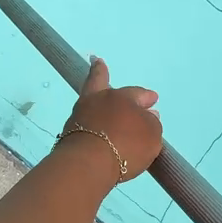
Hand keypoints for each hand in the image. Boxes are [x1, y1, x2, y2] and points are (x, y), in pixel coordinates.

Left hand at [59, 56, 163, 182]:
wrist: (89, 161)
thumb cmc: (126, 146)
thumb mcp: (151, 136)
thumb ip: (151, 123)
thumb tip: (148, 115)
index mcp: (122, 97)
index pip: (137, 93)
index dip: (145, 97)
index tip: (152, 99)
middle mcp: (99, 98)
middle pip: (99, 80)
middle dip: (101, 71)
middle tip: (98, 62)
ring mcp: (81, 111)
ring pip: (88, 98)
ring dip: (95, 96)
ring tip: (96, 93)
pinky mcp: (69, 128)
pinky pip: (83, 117)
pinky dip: (89, 116)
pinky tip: (91, 120)